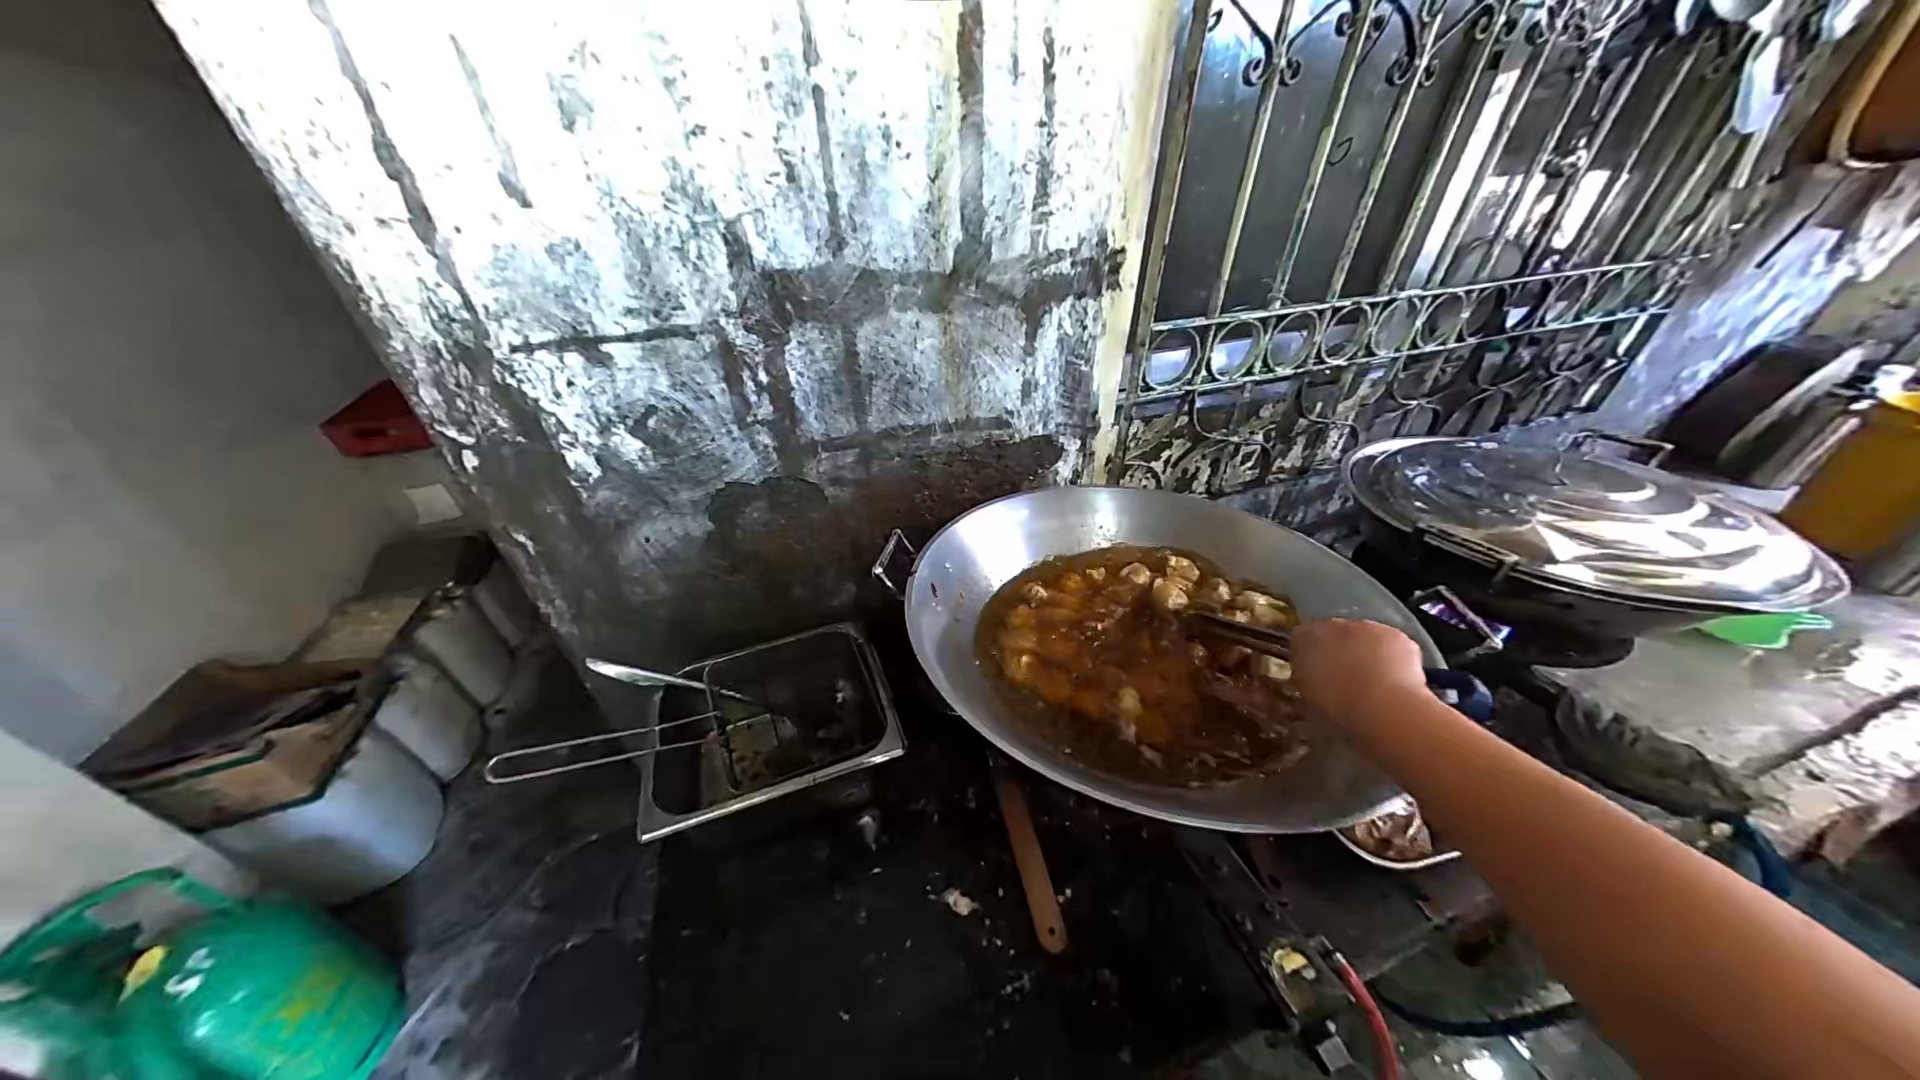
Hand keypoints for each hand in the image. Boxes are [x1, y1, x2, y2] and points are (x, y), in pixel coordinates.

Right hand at [1289, 618, 1428, 725]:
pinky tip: (1395, 680)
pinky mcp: (1397, 635)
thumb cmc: (1337, 707)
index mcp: (1304, 638)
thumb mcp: (1307, 701)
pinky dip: (1392, 658)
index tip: (1313, 674)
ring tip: (1373, 682)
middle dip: (1337, 651)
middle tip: (1344, 679)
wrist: (1385, 708)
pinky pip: (1390, 644)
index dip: (1307, 656)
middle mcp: (1333, 625)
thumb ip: (1305, 684)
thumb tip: (1308, 685)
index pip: (1300, 639)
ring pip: (1363, 636)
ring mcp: (1367, 627)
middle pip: (1332, 633)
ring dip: (1364, 652)